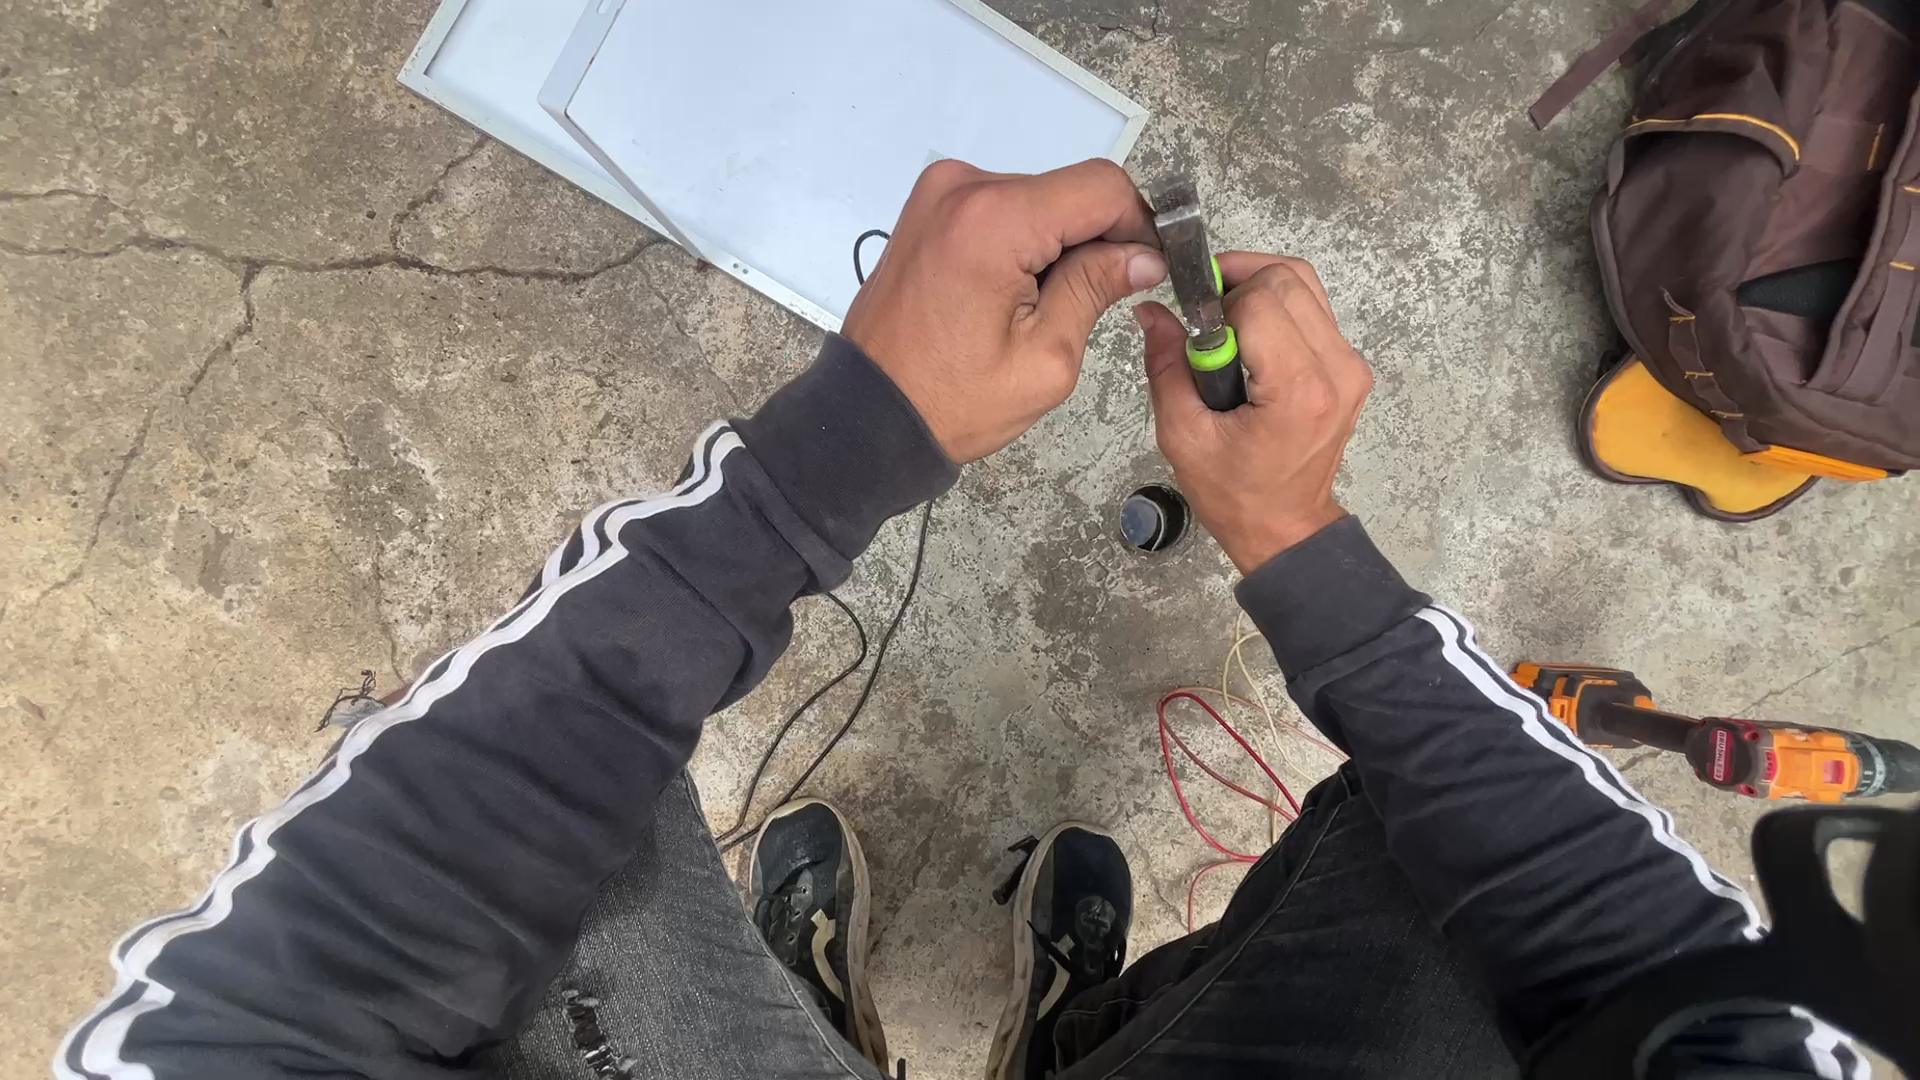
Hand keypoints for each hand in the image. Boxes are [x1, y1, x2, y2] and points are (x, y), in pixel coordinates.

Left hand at [842, 159, 1167, 462]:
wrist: (868, 414)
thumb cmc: (954, 402)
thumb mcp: (1044, 359)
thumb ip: (1095, 290)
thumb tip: (1145, 255)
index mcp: (994, 219)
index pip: (1102, 188)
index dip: (1139, 225)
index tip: (1148, 268)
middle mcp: (963, 186)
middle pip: (1067, 192)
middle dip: (1094, 242)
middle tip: (1091, 305)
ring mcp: (939, 193)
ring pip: (1036, 201)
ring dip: (1055, 247)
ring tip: (1038, 309)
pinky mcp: (928, 210)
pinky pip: (1000, 211)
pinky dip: (1020, 244)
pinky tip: (1009, 294)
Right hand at [1137, 253, 1372, 572]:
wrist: (1283, 526)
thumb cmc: (1232, 493)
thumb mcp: (1182, 435)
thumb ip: (1166, 366)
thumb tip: (1151, 312)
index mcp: (1297, 390)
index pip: (1260, 299)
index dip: (1216, 301)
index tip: (1190, 327)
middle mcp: (1337, 368)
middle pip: (1286, 278)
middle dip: (1236, 286)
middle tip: (1203, 323)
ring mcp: (1351, 365)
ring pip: (1303, 284)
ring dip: (1256, 291)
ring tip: (1223, 326)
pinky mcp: (1350, 367)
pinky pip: (1313, 309)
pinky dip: (1276, 309)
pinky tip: (1248, 339)